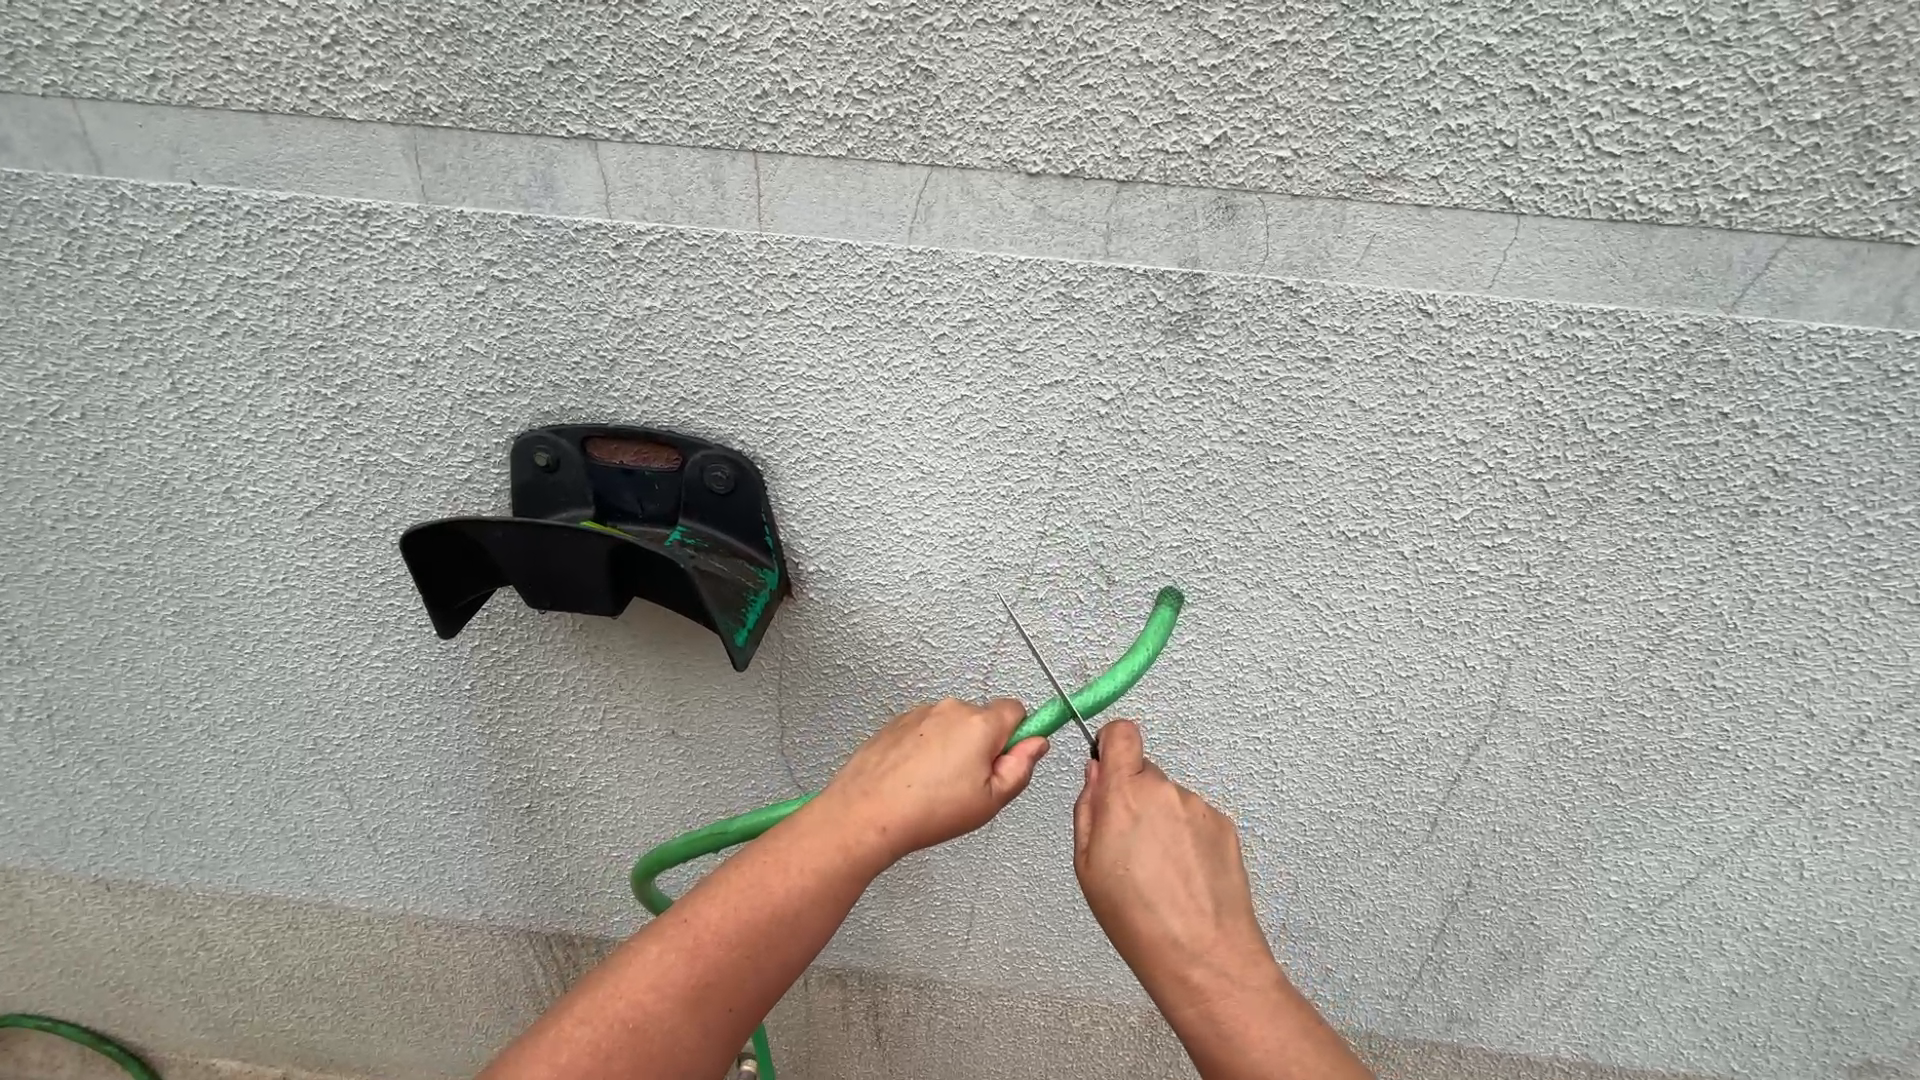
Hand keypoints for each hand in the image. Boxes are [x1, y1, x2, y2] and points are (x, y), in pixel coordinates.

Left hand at [818, 697, 1049, 863]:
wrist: (867, 812)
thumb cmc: (926, 810)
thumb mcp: (991, 800)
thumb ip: (1021, 767)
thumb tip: (1036, 744)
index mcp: (980, 724)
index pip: (1017, 710)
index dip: (1018, 735)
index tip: (1012, 755)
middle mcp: (951, 709)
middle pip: (983, 719)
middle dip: (983, 745)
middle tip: (972, 782)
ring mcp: (921, 713)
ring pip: (952, 725)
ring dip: (952, 747)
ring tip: (938, 786)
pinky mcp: (897, 722)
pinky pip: (925, 731)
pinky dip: (926, 749)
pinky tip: (917, 779)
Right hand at [1073, 720, 1275, 1002]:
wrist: (1203, 955)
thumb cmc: (1139, 919)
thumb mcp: (1085, 864)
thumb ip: (1088, 808)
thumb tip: (1096, 776)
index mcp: (1125, 795)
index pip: (1122, 733)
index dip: (1112, 744)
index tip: (1108, 764)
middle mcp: (1164, 791)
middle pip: (1143, 771)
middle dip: (1132, 795)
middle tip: (1127, 842)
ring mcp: (1198, 807)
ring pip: (1168, 797)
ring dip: (1161, 819)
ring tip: (1158, 869)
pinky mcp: (1223, 825)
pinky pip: (1194, 817)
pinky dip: (1185, 837)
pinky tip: (1182, 874)